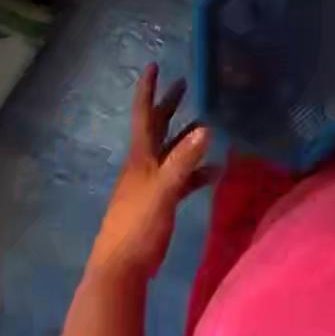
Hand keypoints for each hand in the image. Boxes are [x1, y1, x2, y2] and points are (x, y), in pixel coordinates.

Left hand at [86, 64, 212, 280]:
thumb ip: (185, 161)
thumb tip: (206, 128)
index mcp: (140, 155)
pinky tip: (213, 173)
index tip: (153, 65)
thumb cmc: (138, 223)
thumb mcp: (164, 189)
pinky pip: (179, 179)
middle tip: (184, 84)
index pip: (143, 113)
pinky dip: (194, 172)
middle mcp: (143, 163)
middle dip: (169, 105)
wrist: (121, 269)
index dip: (148, 89)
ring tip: (207, 125)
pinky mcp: (158, 203)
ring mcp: (149, 183)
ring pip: (169, 152)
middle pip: (156, 127)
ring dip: (185, 138)